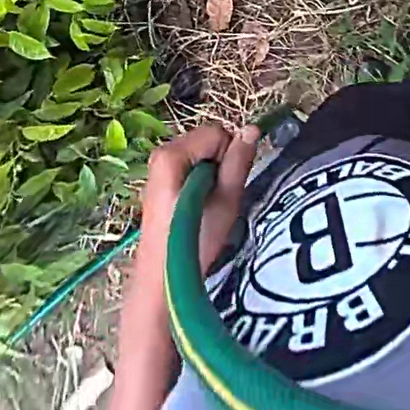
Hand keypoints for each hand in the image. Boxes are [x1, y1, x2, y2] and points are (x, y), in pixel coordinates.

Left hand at [141, 123, 259, 270]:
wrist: (161, 282)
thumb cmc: (195, 243)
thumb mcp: (226, 201)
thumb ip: (238, 161)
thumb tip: (252, 128)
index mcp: (172, 154)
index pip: (218, 133)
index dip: (229, 157)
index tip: (225, 187)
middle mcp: (161, 152)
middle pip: (207, 139)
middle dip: (219, 163)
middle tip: (217, 198)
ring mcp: (157, 165)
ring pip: (201, 152)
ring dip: (211, 172)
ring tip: (206, 204)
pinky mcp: (158, 178)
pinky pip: (190, 163)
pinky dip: (199, 178)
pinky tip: (195, 205)